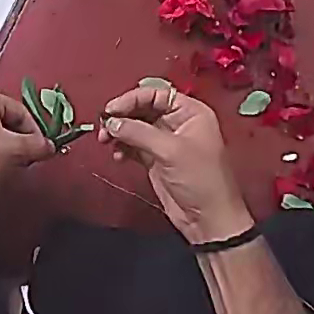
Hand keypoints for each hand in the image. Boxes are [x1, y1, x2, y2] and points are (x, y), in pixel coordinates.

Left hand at [0, 87, 55, 204]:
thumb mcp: (14, 150)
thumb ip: (37, 145)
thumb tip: (48, 146)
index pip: (20, 111)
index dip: (34, 131)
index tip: (41, 147)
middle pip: (6, 122)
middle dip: (19, 142)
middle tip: (28, 157)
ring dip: (6, 150)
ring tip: (10, 165)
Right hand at [99, 86, 252, 244]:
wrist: (209, 219)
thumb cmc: (200, 179)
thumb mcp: (170, 151)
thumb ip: (138, 133)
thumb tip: (111, 121)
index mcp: (190, 112)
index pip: (157, 94)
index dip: (132, 98)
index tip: (111, 109)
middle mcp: (177, 123)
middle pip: (143, 109)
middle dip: (122, 116)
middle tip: (103, 126)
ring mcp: (165, 142)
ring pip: (135, 127)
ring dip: (119, 132)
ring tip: (105, 141)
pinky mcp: (156, 160)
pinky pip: (134, 146)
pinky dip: (123, 148)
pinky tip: (117, 156)